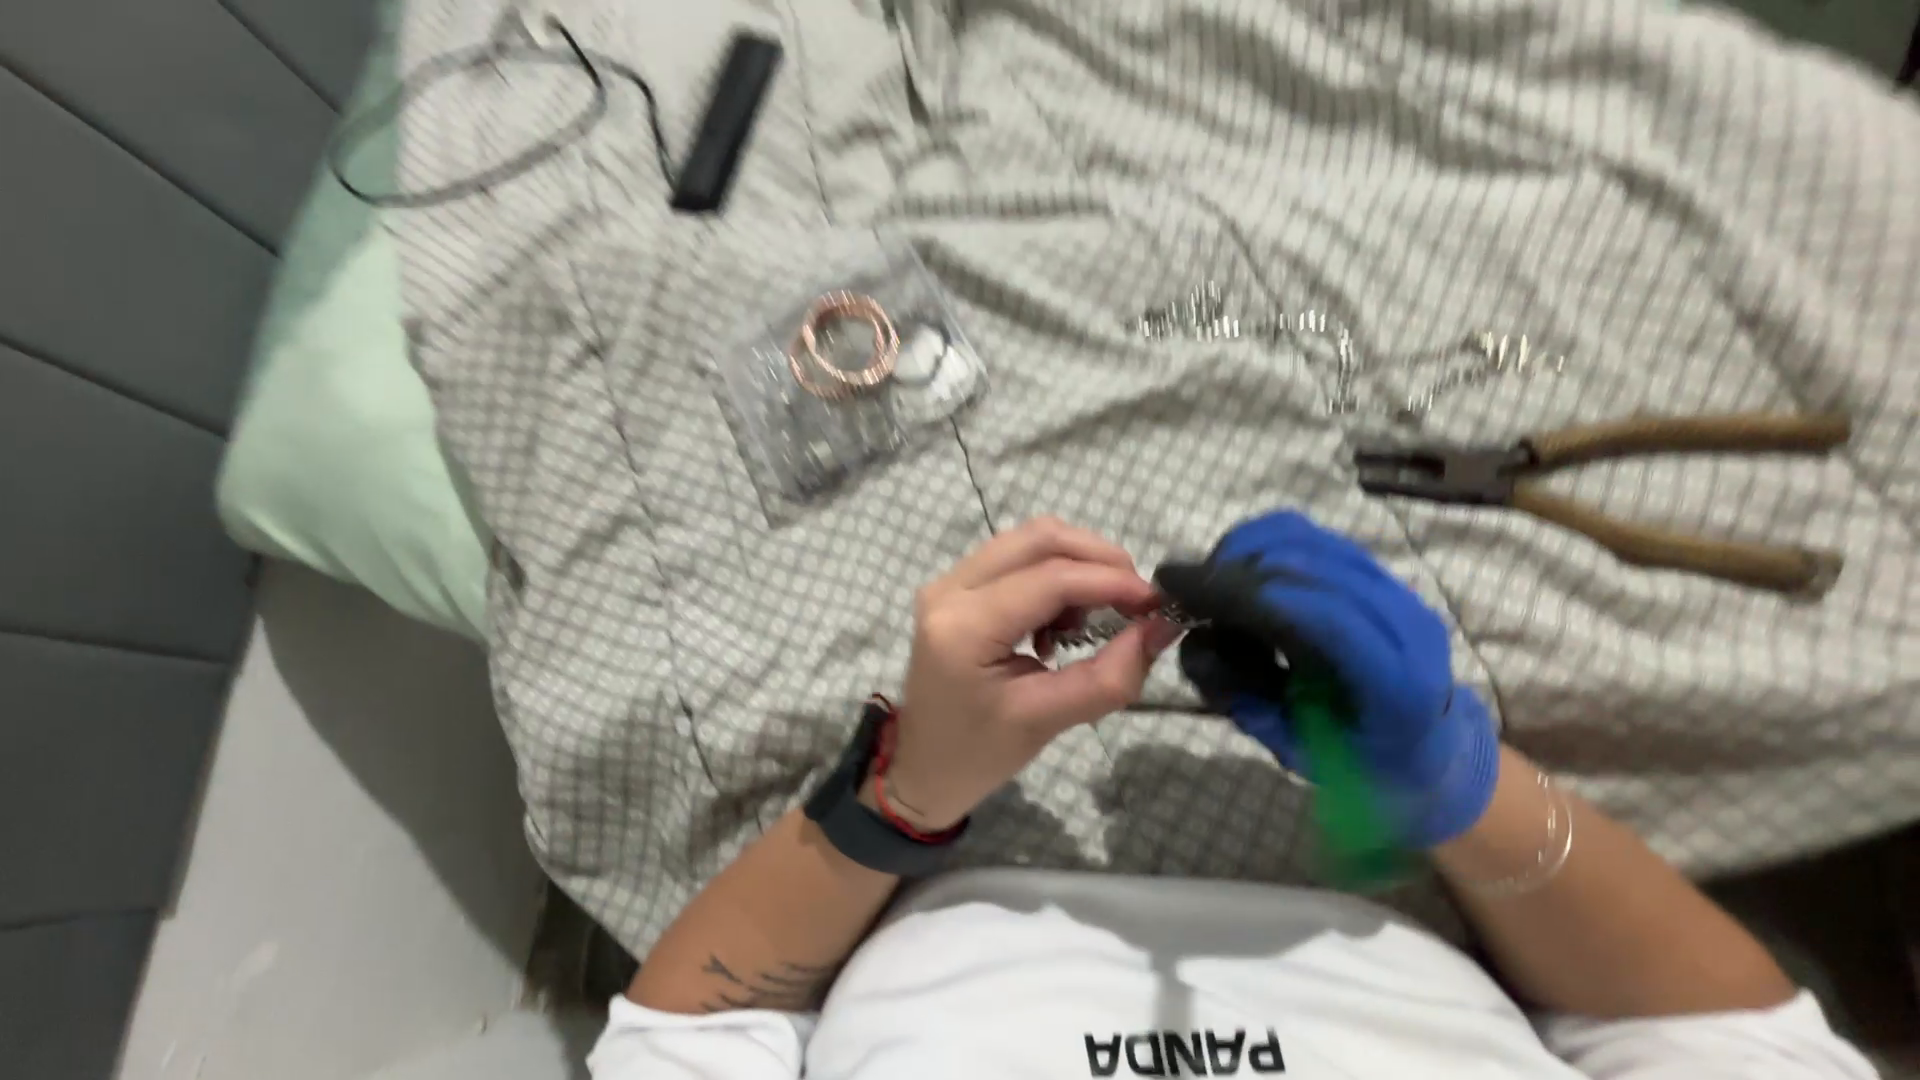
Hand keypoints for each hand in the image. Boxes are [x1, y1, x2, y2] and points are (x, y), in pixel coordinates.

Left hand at [879, 518, 1183, 829]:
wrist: (921, 766)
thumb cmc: (979, 753)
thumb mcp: (1048, 721)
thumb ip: (1109, 676)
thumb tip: (1162, 628)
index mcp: (964, 628)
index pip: (1050, 579)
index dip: (1111, 582)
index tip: (1157, 603)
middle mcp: (949, 590)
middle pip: (1039, 538)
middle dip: (1098, 559)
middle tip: (1135, 599)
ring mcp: (947, 582)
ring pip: (1027, 540)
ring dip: (1075, 565)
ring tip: (1093, 618)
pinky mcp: (954, 586)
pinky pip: (1014, 556)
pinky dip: (1052, 573)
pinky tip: (1060, 622)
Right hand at [1153, 510, 1498, 847]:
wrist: (1429, 750)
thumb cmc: (1359, 766)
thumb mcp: (1293, 749)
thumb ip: (1245, 698)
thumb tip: (1196, 639)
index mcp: (1393, 682)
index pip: (1315, 613)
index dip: (1239, 591)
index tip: (1177, 588)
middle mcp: (1404, 622)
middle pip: (1304, 562)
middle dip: (1230, 568)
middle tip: (1183, 591)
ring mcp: (1396, 590)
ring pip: (1304, 539)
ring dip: (1242, 552)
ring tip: (1211, 586)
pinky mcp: (1378, 573)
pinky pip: (1308, 537)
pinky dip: (1261, 545)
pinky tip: (1239, 576)